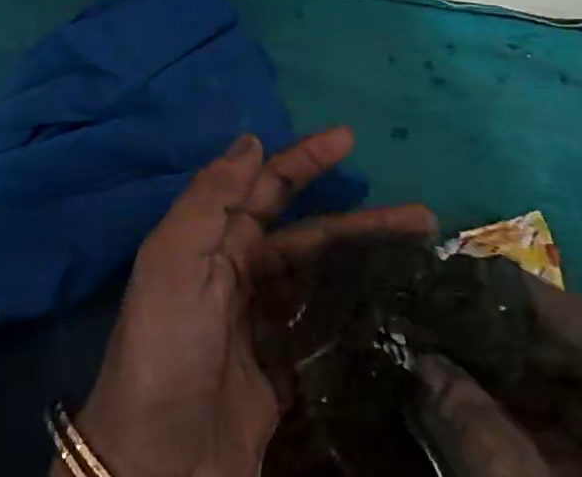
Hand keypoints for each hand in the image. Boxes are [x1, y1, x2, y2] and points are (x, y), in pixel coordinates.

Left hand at [62, 128, 437, 476]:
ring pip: (323, 283)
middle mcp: (239, 276)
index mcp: (213, 242)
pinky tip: (397, 316)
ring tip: (421, 262)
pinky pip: (326, 334)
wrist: (159, 461)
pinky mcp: (283, 375)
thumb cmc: (167, 346)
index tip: (348, 138)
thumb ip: (211, 198)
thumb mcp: (175, 260)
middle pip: (308, 237)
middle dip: (358, 221)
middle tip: (419, 216)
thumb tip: (250, 140)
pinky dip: (358, 320)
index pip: (264, 188)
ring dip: (366, 267)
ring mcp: (264, 327)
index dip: (302, 160)